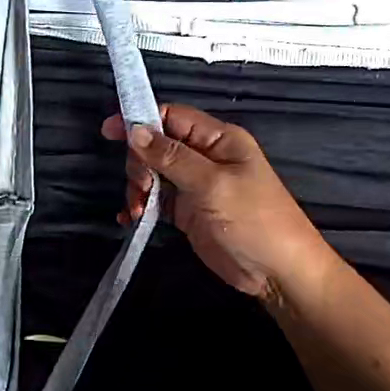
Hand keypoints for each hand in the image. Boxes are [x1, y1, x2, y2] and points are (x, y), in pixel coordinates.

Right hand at [103, 104, 334, 298]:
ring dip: (138, 186)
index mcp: (219, 139)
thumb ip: (172, 157)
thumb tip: (135, 130)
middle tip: (140, 185)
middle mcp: (205, 156)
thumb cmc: (254, 220)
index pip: (173, 117)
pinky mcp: (189, 211)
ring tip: (140, 209)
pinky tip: (132, 218)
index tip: (110, 131)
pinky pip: (157, 199)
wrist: (279, 273)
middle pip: (158, 144)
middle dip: (140, 161)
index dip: (141, 120)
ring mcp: (196, 185)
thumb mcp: (213, 185)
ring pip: (153, 172)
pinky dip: (142, 205)